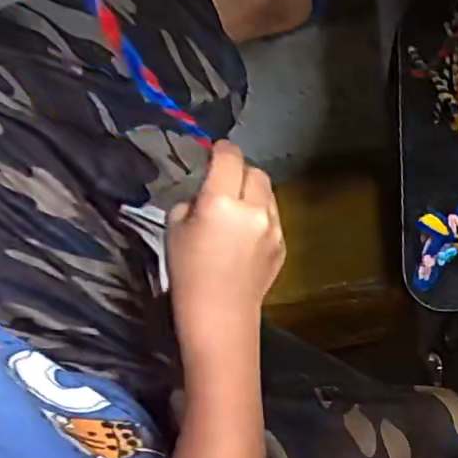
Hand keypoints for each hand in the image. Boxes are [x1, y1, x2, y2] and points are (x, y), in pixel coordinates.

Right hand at [167, 142, 284, 341]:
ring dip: (254, 194)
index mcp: (222, 201)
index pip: (230, 158)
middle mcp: (255, 211)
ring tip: (236, 209)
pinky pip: (274, 219)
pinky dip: (261, 217)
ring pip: (270, 196)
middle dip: (241, 172)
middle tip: (225, 181)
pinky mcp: (282, 245)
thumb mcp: (175, 223)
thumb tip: (210, 191)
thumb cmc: (188, 268)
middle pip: (257, 173)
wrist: (221, 308)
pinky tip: (246, 234)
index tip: (217, 150)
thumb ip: (196, 199)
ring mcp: (274, 229)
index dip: (223, 150)